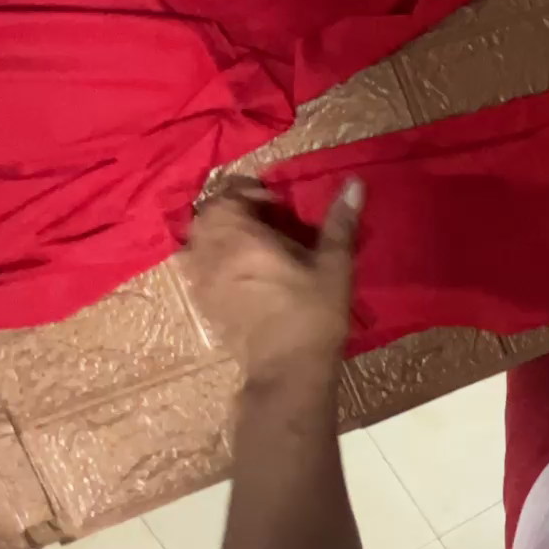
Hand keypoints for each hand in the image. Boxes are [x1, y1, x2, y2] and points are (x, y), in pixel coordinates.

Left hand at [185, 176, 362, 384]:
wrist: (287, 366)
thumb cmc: (315, 310)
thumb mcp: (335, 262)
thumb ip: (340, 221)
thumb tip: (354, 182)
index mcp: (241, 241)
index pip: (224, 198)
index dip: (247, 192)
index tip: (278, 203)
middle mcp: (212, 257)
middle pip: (204, 217)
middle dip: (231, 208)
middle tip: (267, 216)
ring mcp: (201, 282)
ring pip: (195, 241)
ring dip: (218, 231)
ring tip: (252, 239)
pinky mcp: (203, 302)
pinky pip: (195, 265)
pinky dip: (213, 254)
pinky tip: (243, 266)